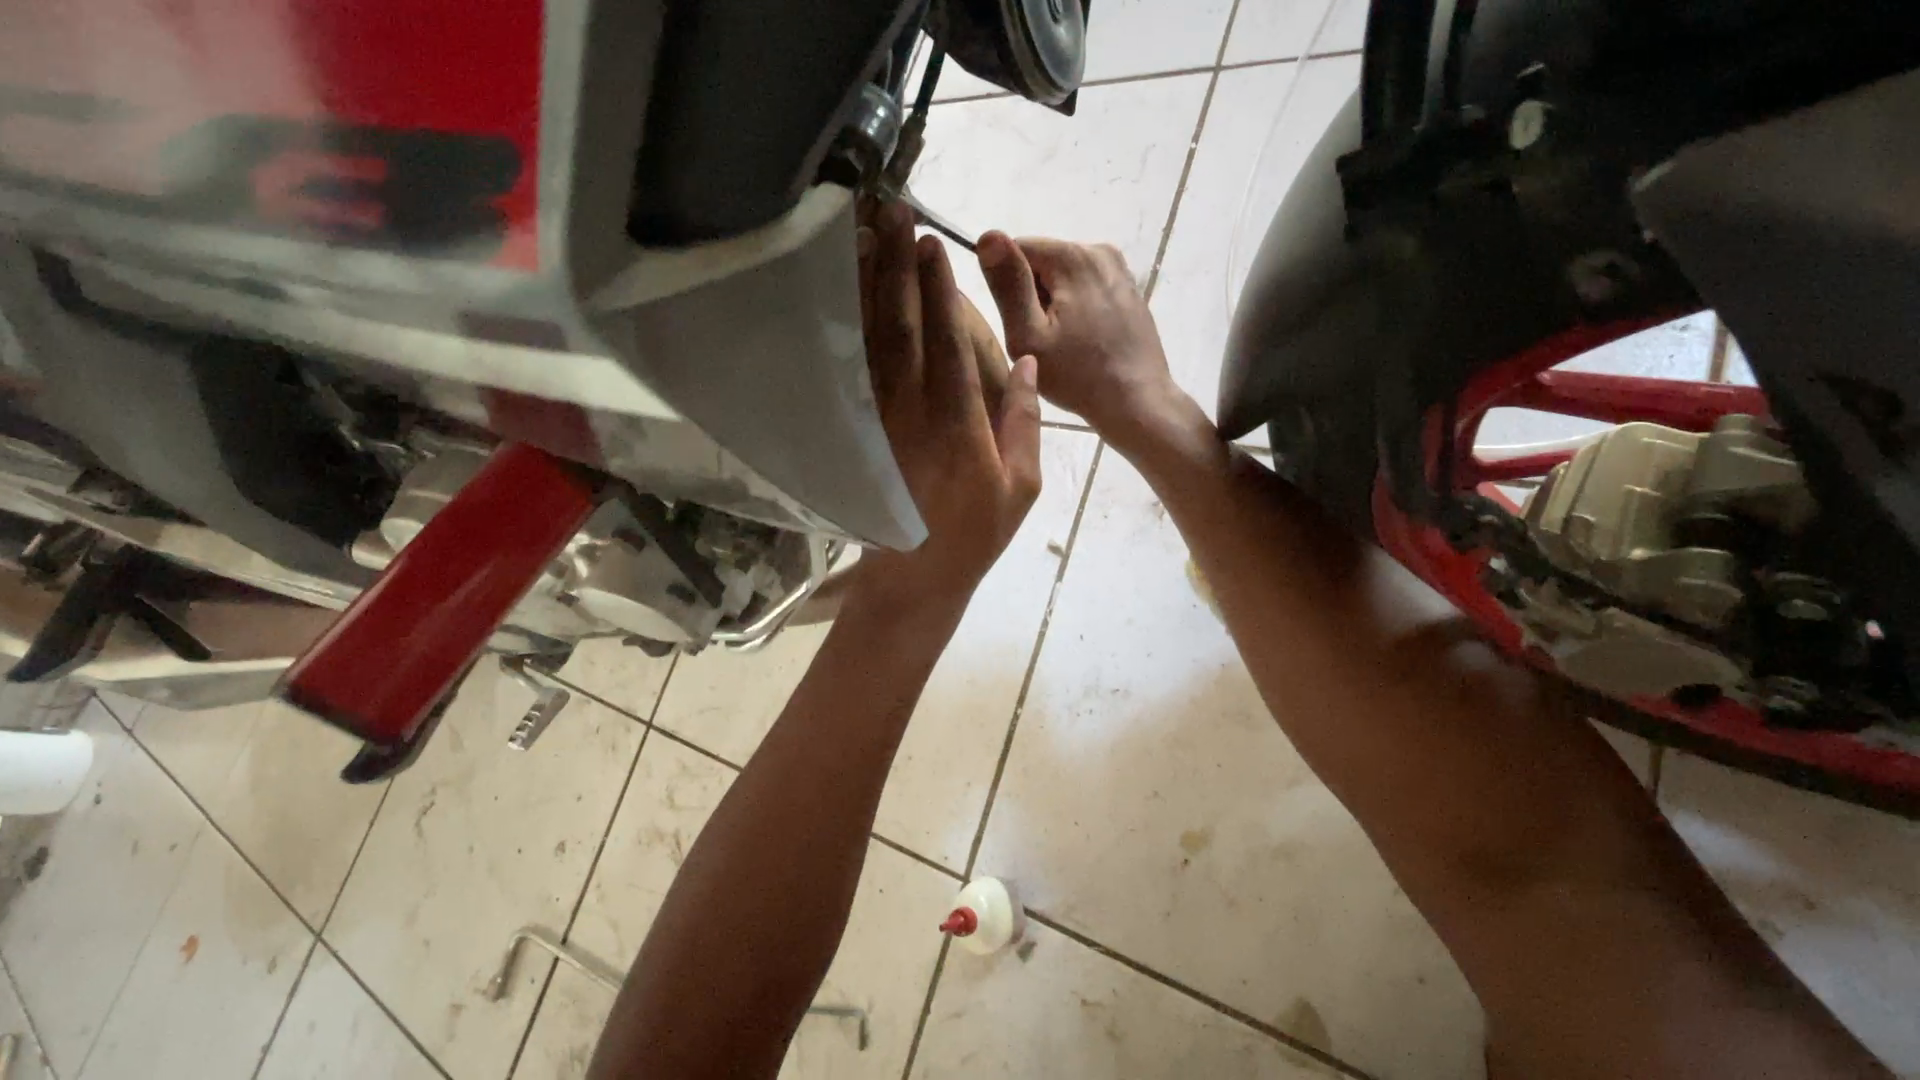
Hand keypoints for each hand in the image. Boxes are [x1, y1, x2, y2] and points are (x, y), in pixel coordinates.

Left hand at [852, 204, 1043, 614]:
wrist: (914, 576)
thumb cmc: (975, 533)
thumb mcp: (1021, 487)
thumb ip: (1024, 421)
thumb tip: (1027, 359)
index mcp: (956, 426)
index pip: (947, 343)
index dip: (938, 290)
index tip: (933, 245)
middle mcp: (909, 415)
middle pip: (900, 328)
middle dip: (895, 267)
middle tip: (892, 215)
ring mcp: (875, 422)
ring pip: (866, 341)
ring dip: (864, 284)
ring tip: (861, 235)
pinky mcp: (855, 431)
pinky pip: (849, 368)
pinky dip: (846, 325)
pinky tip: (843, 295)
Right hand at [975, 232, 1195, 451]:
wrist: (1137, 401)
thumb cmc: (1078, 376)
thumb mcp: (1029, 335)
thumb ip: (1007, 285)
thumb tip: (987, 235)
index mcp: (1073, 256)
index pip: (1017, 249)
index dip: (1009, 288)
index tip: (1023, 324)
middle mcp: (1099, 250)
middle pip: (1043, 262)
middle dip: (1034, 297)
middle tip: (1044, 341)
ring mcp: (1119, 269)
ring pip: (1064, 277)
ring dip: (1055, 305)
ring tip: (1065, 344)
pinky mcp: (1129, 290)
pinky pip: (1086, 288)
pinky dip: (1077, 309)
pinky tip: (1085, 341)